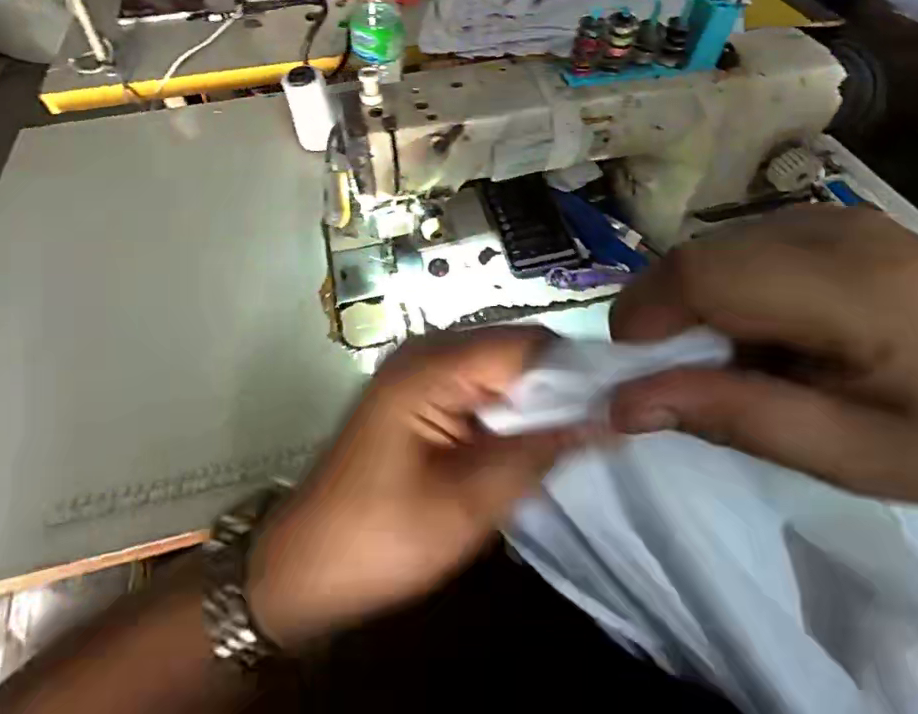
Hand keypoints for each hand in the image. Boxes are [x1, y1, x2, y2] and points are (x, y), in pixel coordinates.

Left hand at [245, 327, 580, 647]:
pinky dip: (510, 410)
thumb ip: (540, 452)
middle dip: (559, 387)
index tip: (616, 406)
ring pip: (503, 367)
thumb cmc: (380, 539)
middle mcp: (426, 350)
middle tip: (600, 429)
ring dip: (536, 401)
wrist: (300, 572)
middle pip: (516, 349)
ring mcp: (420, 369)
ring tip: (574, 437)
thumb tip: (607, 418)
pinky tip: (529, 441)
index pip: (527, 344)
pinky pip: (481, 385)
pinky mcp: (420, 393)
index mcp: (431, 365)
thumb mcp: (470, 504)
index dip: (576, 371)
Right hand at [608, 205, 917, 509]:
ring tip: (741, 363)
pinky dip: (735, 289)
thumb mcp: (845, 454)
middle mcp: (843, 229)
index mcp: (856, 286)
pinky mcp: (847, 221)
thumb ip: (734, 416)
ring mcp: (848, 217)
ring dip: (702, 302)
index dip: (649, 312)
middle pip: (708, 252)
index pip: (711, 272)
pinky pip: (754, 244)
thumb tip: (624, 403)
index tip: (629, 371)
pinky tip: (773, 334)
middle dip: (669, 313)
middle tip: (683, 380)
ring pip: (724, 245)